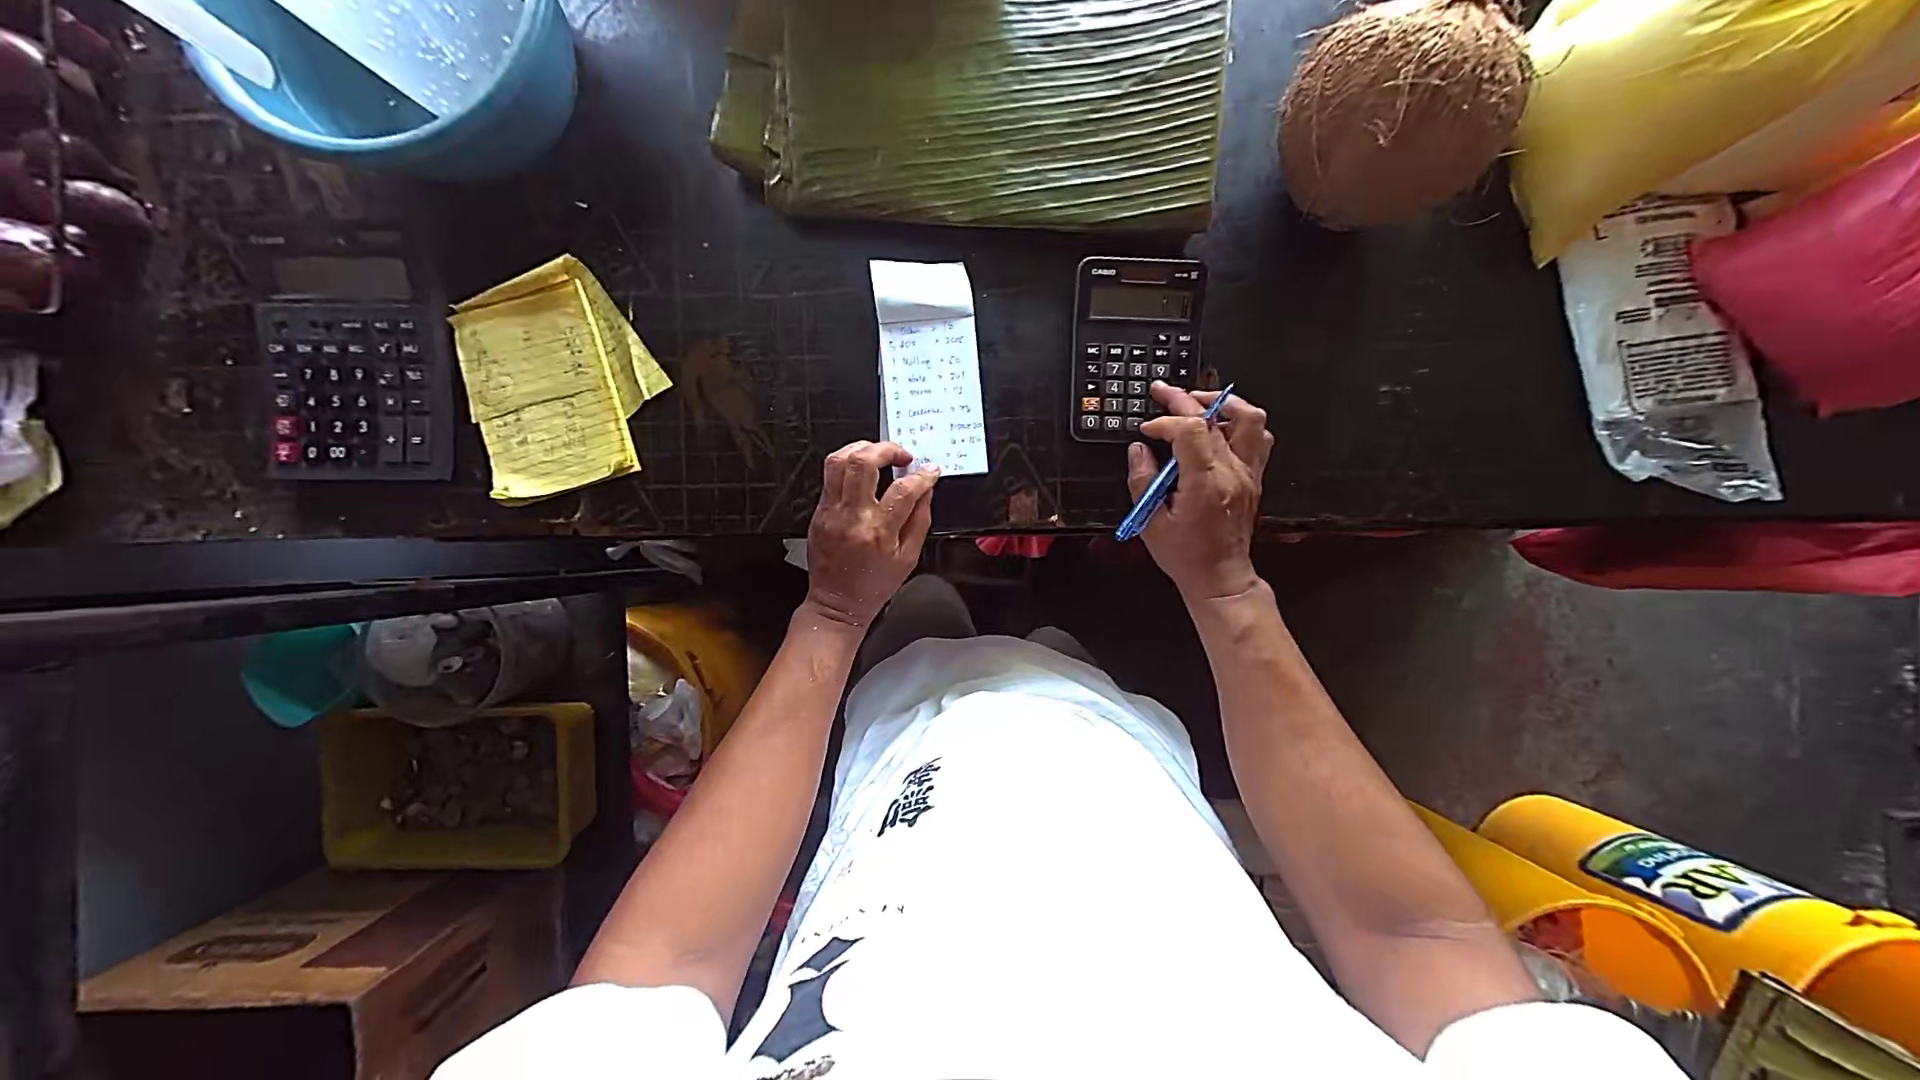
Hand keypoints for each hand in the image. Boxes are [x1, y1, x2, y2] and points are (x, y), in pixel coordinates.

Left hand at [804, 441, 938, 628]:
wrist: (836, 603)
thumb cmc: (873, 585)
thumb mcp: (909, 557)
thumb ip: (920, 520)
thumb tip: (926, 490)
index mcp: (878, 533)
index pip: (903, 490)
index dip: (921, 475)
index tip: (929, 471)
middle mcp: (851, 517)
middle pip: (863, 463)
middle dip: (887, 449)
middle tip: (901, 454)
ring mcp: (831, 512)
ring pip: (839, 461)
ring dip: (862, 448)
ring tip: (879, 453)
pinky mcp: (818, 512)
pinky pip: (830, 476)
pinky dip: (849, 465)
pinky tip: (863, 471)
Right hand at [1129, 381, 1271, 600]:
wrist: (1219, 576)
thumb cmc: (1187, 556)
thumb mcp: (1150, 522)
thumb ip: (1142, 480)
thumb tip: (1139, 451)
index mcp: (1206, 484)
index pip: (1191, 430)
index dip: (1165, 421)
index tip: (1148, 430)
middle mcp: (1233, 474)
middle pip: (1215, 417)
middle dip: (1184, 399)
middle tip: (1163, 392)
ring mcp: (1248, 473)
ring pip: (1248, 419)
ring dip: (1221, 404)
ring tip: (1197, 400)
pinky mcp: (1253, 477)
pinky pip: (1257, 436)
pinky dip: (1237, 422)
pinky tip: (1218, 424)